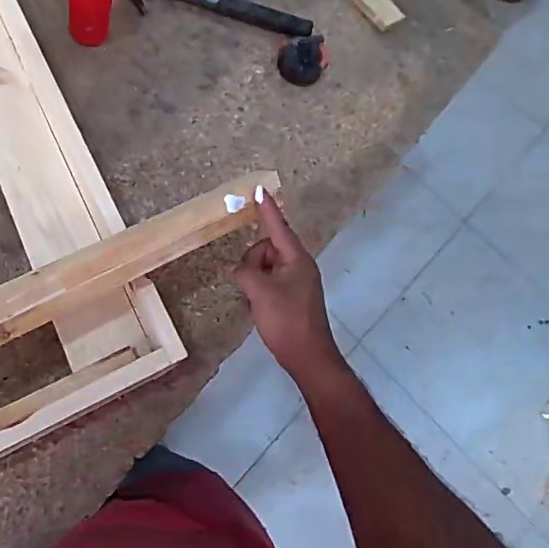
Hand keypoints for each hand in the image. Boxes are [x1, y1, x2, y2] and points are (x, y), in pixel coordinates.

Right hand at [232, 189, 347, 388]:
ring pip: (266, 267)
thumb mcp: (260, 293)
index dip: (267, 209)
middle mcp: (299, 266)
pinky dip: (260, 289)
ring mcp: (297, 282)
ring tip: (255, 301)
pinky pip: (270, 282)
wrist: (308, 357)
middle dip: (253, 261)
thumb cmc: (287, 320)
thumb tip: (240, 271)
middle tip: (249, 285)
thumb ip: (245, 273)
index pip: (278, 227)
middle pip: (267, 248)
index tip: (259, 190)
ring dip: (254, 278)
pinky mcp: (293, 297)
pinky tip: (258, 307)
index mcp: (296, 259)